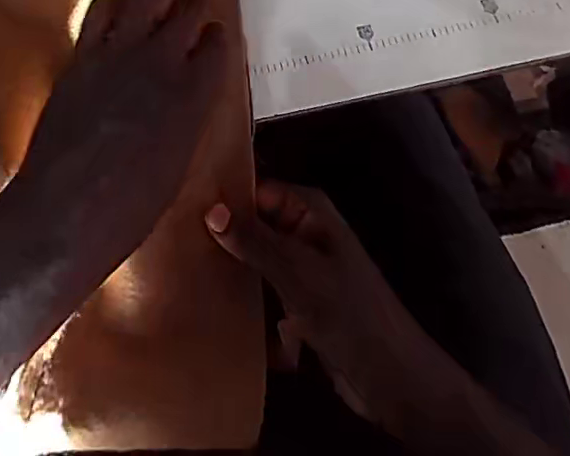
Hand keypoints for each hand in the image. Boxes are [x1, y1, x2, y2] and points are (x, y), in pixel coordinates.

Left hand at [7, 0, 229, 286]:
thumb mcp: (178, 164)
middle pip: (187, 11)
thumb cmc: (130, 208)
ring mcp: (119, 55)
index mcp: (194, 98)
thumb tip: (188, 95)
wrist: (65, 212)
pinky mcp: (84, 56)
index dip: (219, 34)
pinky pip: (103, 11)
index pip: (218, 48)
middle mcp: (161, 66)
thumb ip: (187, 118)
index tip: (218, 26)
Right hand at [205, 181, 445, 426]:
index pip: (256, 189)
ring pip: (253, 256)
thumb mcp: (299, 275)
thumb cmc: (351, 316)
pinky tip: (211, 302)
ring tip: (183, 268)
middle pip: (252, 222)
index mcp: (309, 210)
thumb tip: (211, 210)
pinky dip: (243, 295)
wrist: (395, 382)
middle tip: (174, 240)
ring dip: (229, 266)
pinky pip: (260, 287)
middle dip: (221, 233)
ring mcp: (299, 267)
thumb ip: (255, 241)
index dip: (223, 196)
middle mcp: (302, 231)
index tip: (182, 205)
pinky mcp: (296, 299)